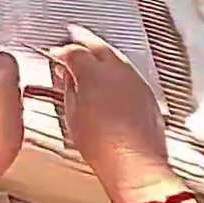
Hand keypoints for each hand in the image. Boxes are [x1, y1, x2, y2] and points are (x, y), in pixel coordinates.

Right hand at [48, 26, 178, 202]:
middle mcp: (116, 70)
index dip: (61, 52)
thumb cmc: (103, 147)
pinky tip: (110, 77)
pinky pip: (128, 71)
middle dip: (81, 40)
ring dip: (101, 52)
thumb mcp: (72, 116)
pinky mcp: (147, 92)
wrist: (135, 165)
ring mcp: (134, 79)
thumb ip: (68, 89)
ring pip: (115, 55)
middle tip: (72, 37)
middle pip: (96, 44)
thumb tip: (68, 79)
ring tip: (90, 55)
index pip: (73, 51)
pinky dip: (116, 70)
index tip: (56, 55)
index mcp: (93, 73)